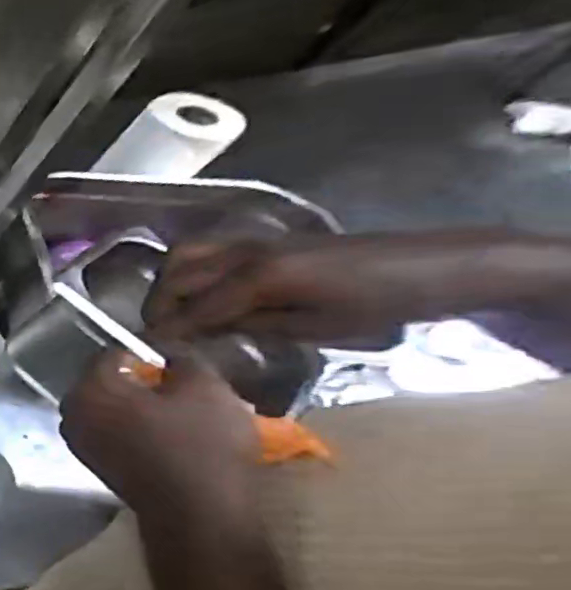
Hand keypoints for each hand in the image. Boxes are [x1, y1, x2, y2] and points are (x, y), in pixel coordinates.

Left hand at [61, 351, 257, 524]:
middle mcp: (71, 412)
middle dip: (132, 378)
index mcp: (89, 390)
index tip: (170, 357)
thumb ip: (181, 359)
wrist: (195, 510)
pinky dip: (125, 425)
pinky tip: (158, 431)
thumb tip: (167, 350)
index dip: (141, 350)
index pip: (108, 355)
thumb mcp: (205, 387)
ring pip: (102, 407)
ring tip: (169, 407)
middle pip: (100, 382)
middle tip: (171, 382)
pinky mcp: (90, 462)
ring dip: (129, 403)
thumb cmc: (200, 442)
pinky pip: (105, 430)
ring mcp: (77, 440)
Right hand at [144, 231, 570, 343]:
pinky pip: (205, 251)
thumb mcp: (314, 327)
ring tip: (173, 310)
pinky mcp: (264, 240)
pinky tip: (197, 291)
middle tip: (158, 333)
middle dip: (158, 306)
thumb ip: (249, 325)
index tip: (150, 349)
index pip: (193, 308)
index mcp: (258, 278)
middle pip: (176, 277)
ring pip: (183, 256)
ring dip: (168, 283)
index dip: (169, 331)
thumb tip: (201, 333)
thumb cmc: (381, 304)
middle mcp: (245, 253)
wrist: (438, 265)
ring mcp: (253, 241)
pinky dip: (187, 270)